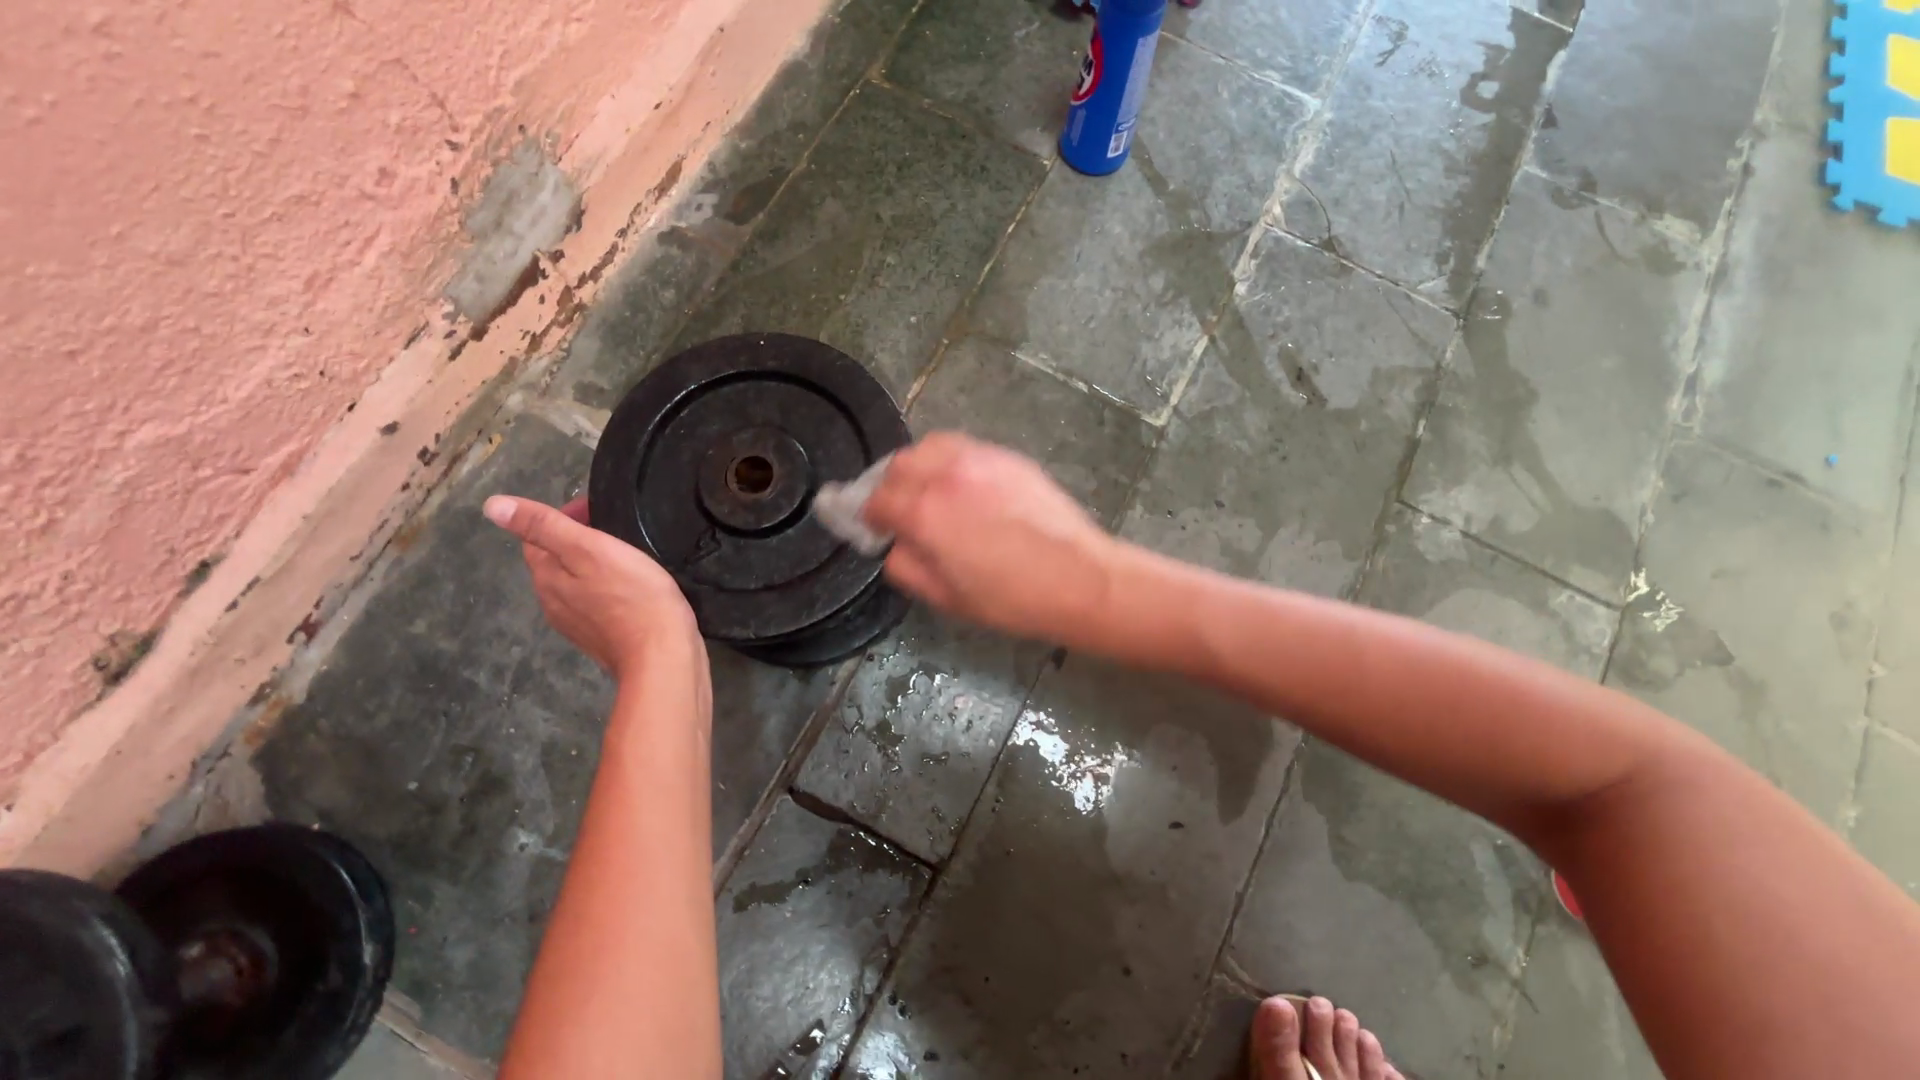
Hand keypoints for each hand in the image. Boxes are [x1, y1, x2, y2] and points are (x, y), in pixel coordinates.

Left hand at [484, 495, 700, 678]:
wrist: (663, 657)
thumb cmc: (634, 596)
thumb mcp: (591, 550)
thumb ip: (544, 527)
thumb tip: (492, 505)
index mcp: (547, 577)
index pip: (535, 537)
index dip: (561, 516)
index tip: (596, 508)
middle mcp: (552, 602)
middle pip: (554, 562)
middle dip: (576, 541)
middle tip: (614, 527)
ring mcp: (576, 625)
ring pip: (574, 585)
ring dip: (590, 567)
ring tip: (625, 555)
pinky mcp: (601, 639)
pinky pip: (595, 605)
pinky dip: (605, 590)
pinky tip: (631, 589)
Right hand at [862, 432, 1119, 643]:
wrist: (1078, 578)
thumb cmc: (1010, 599)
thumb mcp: (945, 597)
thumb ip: (906, 566)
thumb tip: (895, 545)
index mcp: (924, 513)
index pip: (876, 500)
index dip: (869, 517)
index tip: (876, 530)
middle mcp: (945, 475)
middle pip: (897, 466)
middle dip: (889, 488)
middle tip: (899, 513)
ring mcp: (978, 459)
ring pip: (928, 447)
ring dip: (917, 467)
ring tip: (928, 492)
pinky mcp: (1006, 456)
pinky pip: (961, 447)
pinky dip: (947, 460)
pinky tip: (960, 486)